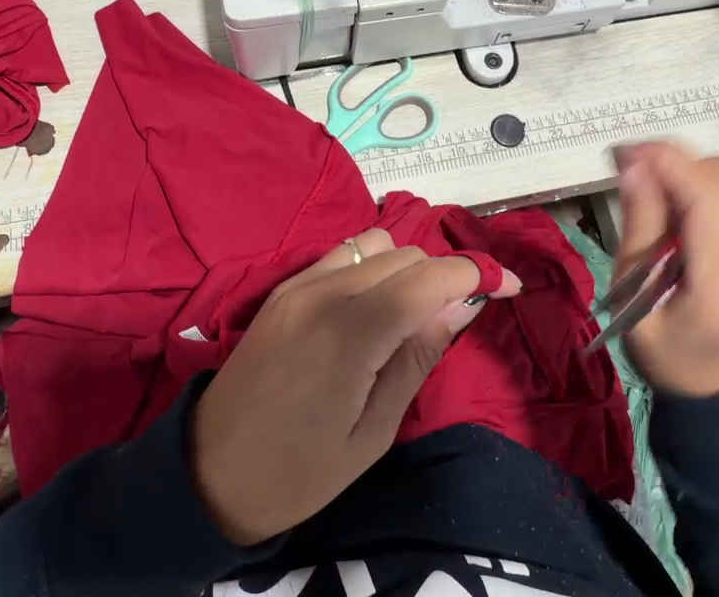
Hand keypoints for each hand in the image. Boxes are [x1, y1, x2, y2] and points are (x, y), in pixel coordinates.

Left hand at [189, 228, 520, 544]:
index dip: (479, 275)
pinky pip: (341, 254)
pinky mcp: (282, 288)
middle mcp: (324, 292)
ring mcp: (298, 284)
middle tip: (453, 321)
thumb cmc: (300, 471)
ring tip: (409, 316)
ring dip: (406, 268)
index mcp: (351, 332)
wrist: (208, 474)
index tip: (510, 289)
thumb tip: (463, 303)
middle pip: (407, 255)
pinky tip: (371, 306)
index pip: (432, 277)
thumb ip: (419, 355)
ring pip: (375, 244)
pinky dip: (370, 266)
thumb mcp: (374, 431)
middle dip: (443, 278)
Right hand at [614, 142, 718, 396]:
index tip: (632, 152)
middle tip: (658, 182)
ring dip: (717, 172)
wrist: (717, 387)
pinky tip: (710, 217)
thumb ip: (640, 224)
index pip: (711, 201)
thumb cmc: (663, 346)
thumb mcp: (633, 295)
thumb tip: (636, 163)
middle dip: (697, 164)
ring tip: (683, 200)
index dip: (671, 162)